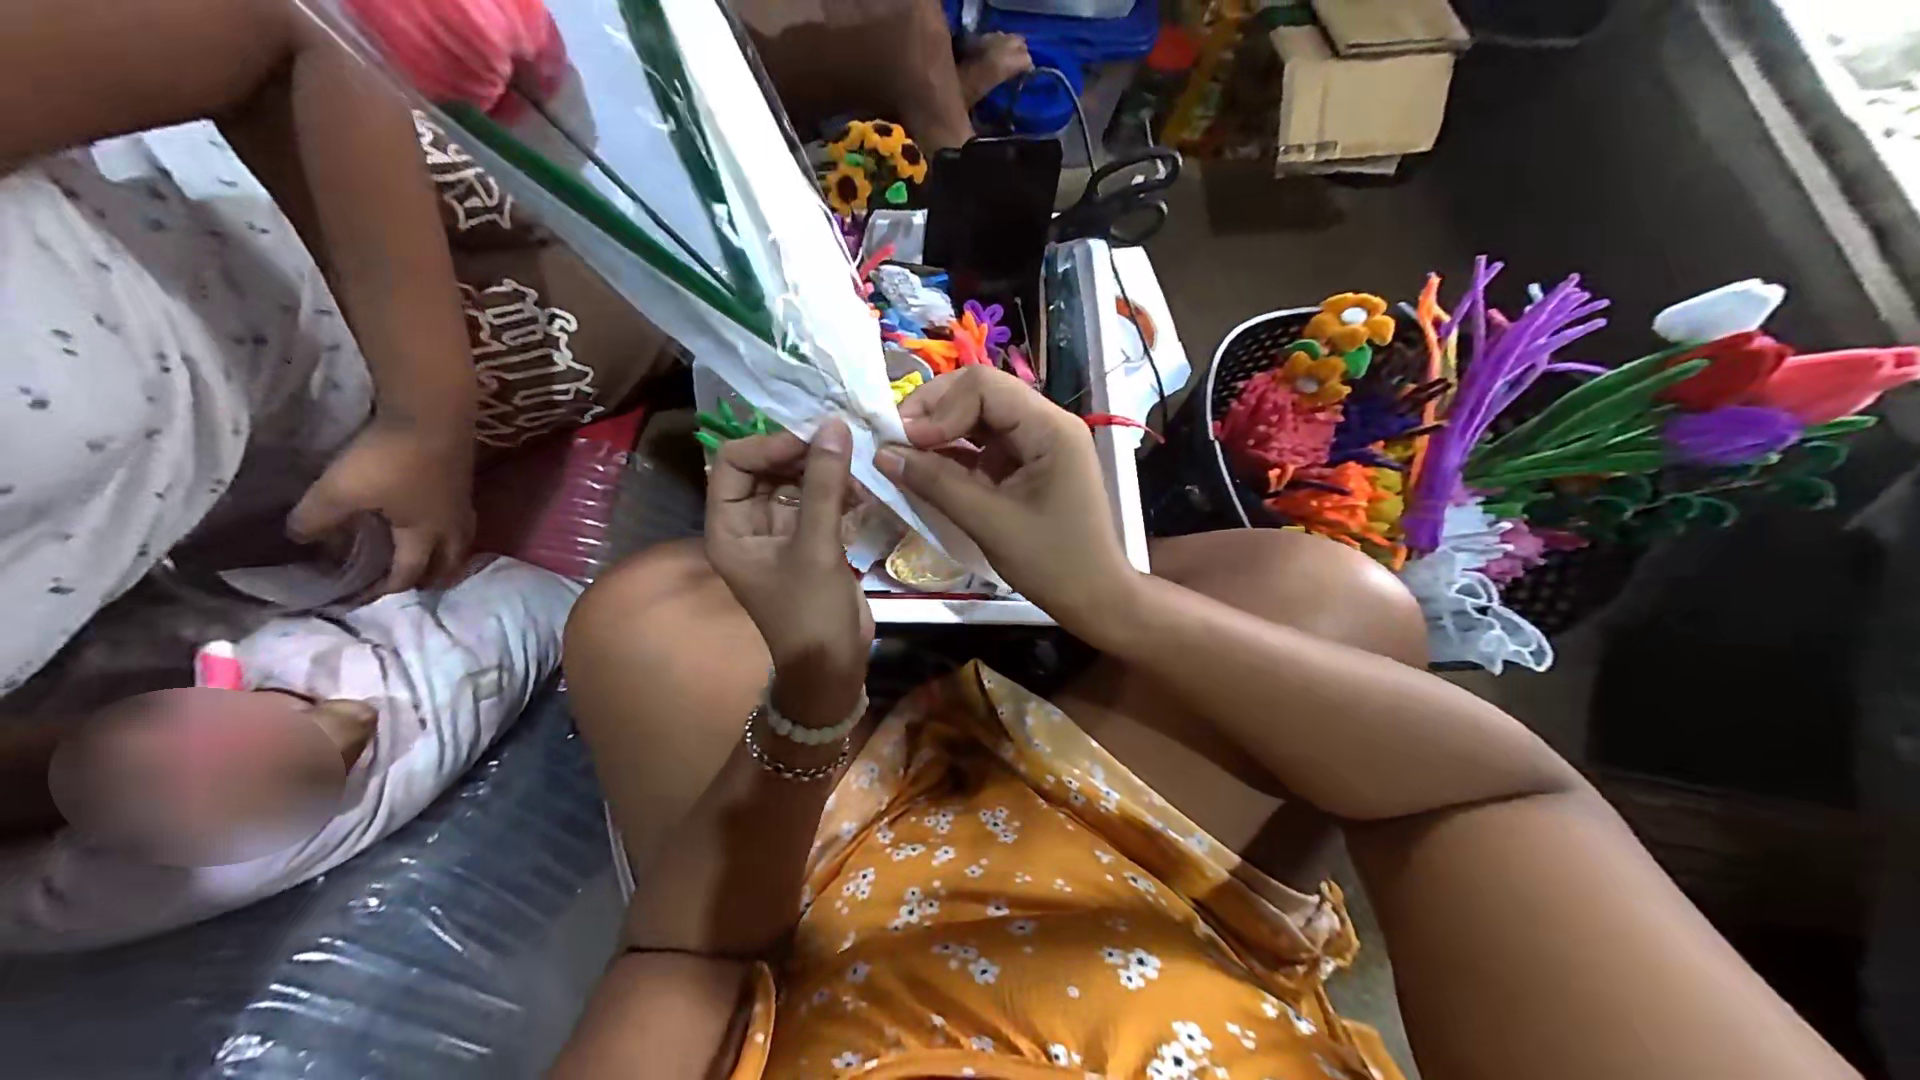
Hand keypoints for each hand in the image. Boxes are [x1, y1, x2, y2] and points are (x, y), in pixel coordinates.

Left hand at [288, 418, 474, 593]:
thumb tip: (300, 539)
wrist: (432, 415)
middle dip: (433, 578)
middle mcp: (451, 526)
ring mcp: (462, 503)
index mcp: (423, 535)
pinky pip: (461, 520)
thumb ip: (316, 521)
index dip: (382, 590)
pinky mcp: (464, 482)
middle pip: (450, 563)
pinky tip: (436, 519)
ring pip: (463, 541)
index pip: (406, 573)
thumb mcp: (338, 492)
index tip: (359, 599)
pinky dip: (450, 530)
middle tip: (412, 585)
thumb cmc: (389, 459)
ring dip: (449, 554)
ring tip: (433, 556)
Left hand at [705, 419, 871, 712]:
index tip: (811, 439)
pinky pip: (818, 501)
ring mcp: (780, 532)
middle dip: (801, 454)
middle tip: (840, 441)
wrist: (834, 665)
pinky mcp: (809, 540)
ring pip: (795, 482)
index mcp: (730, 528)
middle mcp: (749, 525)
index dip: (768, 445)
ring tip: (857, 466)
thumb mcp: (816, 546)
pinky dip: (838, 491)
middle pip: (766, 468)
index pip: (733, 463)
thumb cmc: (811, 611)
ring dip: (824, 471)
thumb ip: (823, 485)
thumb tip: (834, 426)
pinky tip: (862, 490)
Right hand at [875, 367, 1137, 629]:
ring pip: (978, 417)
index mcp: (1049, 428)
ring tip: (904, 454)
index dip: (938, 407)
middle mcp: (1045, 423)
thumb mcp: (990, 523)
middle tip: (896, 442)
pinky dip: (953, 453)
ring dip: (940, 432)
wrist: (1094, 596)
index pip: (983, 386)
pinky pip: (983, 445)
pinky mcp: (1026, 464)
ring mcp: (1036, 443)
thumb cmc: (1053, 562)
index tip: (904, 442)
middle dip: (934, 413)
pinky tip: (926, 468)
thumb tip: (884, 454)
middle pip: (979, 393)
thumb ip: (936, 483)